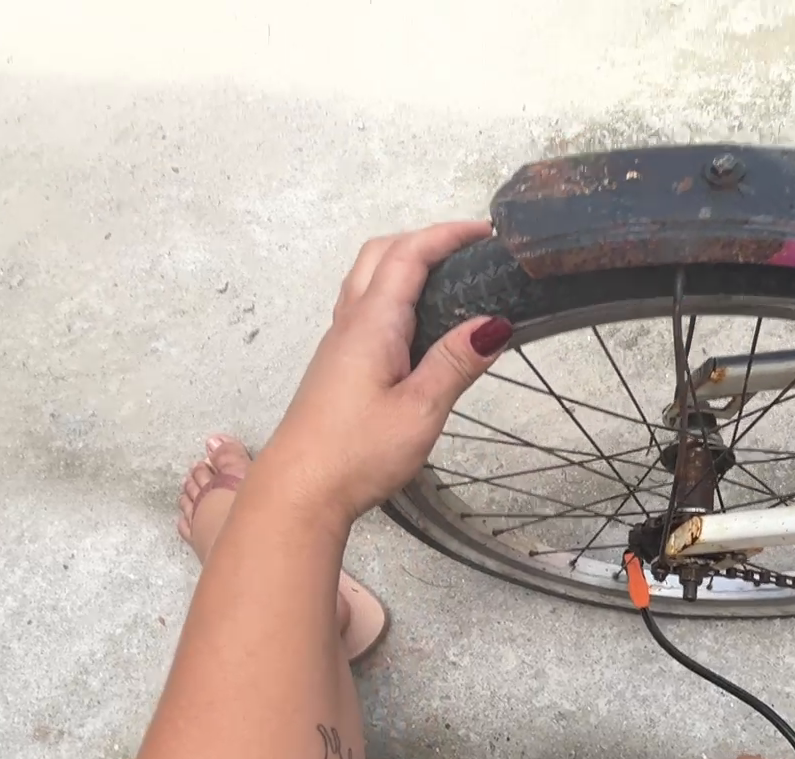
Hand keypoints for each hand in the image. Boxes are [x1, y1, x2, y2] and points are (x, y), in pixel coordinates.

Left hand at [250, 221, 511, 525]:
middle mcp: (350, 324)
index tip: (486, 232)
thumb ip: (456, 363)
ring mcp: (338, 345)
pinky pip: (362, 309)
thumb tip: (495, 322)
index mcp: (373, 324)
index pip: (409, 255)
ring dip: (403, 263)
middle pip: (380, 255)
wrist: (299, 492)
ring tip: (445, 279)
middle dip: (423, 239)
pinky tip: (412, 325)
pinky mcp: (337, 368)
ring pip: (366, 280)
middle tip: (466, 251)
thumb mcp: (420, 409)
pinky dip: (391, 294)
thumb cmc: (358, 453)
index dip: (447, 234)